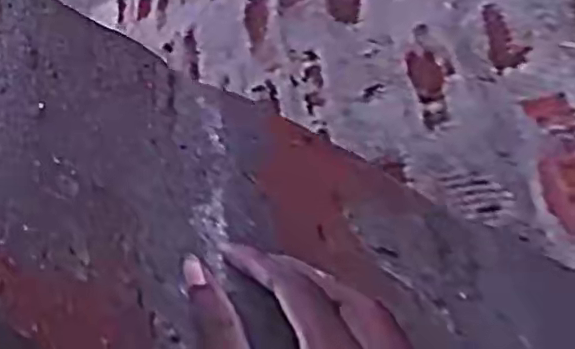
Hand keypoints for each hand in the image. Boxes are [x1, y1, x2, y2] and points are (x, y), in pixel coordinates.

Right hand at [185, 244, 411, 348]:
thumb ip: (219, 327)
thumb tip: (195, 268)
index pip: (297, 288)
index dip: (258, 263)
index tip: (229, 253)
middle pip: (355, 301)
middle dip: (305, 273)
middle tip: (265, 263)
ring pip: (387, 326)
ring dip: (341, 298)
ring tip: (303, 291)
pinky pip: (398, 345)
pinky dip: (367, 328)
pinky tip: (343, 330)